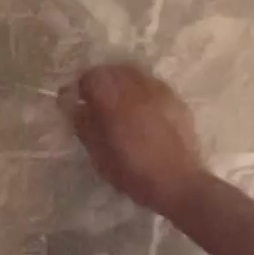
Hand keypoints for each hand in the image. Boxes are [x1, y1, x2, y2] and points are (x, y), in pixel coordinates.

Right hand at [65, 64, 210, 216]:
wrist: (179, 184)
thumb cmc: (133, 173)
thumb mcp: (99, 155)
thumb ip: (84, 125)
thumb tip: (74, 104)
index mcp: (114, 103)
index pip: (92, 76)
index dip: (81, 86)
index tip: (79, 101)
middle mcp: (136, 90)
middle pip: (112, 70)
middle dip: (101, 81)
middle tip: (98, 101)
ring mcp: (159, 92)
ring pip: (134, 72)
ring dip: (122, 82)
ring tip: (120, 102)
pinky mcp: (175, 99)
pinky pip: (152, 83)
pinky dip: (142, 89)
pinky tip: (143, 108)